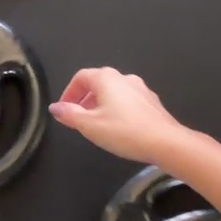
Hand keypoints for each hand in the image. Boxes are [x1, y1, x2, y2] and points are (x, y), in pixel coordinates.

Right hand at [49, 67, 189, 164]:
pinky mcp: (152, 102)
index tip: (63, 109)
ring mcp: (141, 89)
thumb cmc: (123, 131)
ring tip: (95, 124)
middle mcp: (124, 78)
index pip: (80, 77)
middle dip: (84, 99)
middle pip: (98, 83)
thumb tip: (55, 107)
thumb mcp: (90, 125)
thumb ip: (70, 114)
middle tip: (77, 118)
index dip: (69, 92)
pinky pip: (128, 101)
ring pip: (114, 92)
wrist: (165, 142)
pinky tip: (117, 128)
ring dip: (101, 105)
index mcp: (106, 78)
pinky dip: (117, 110)